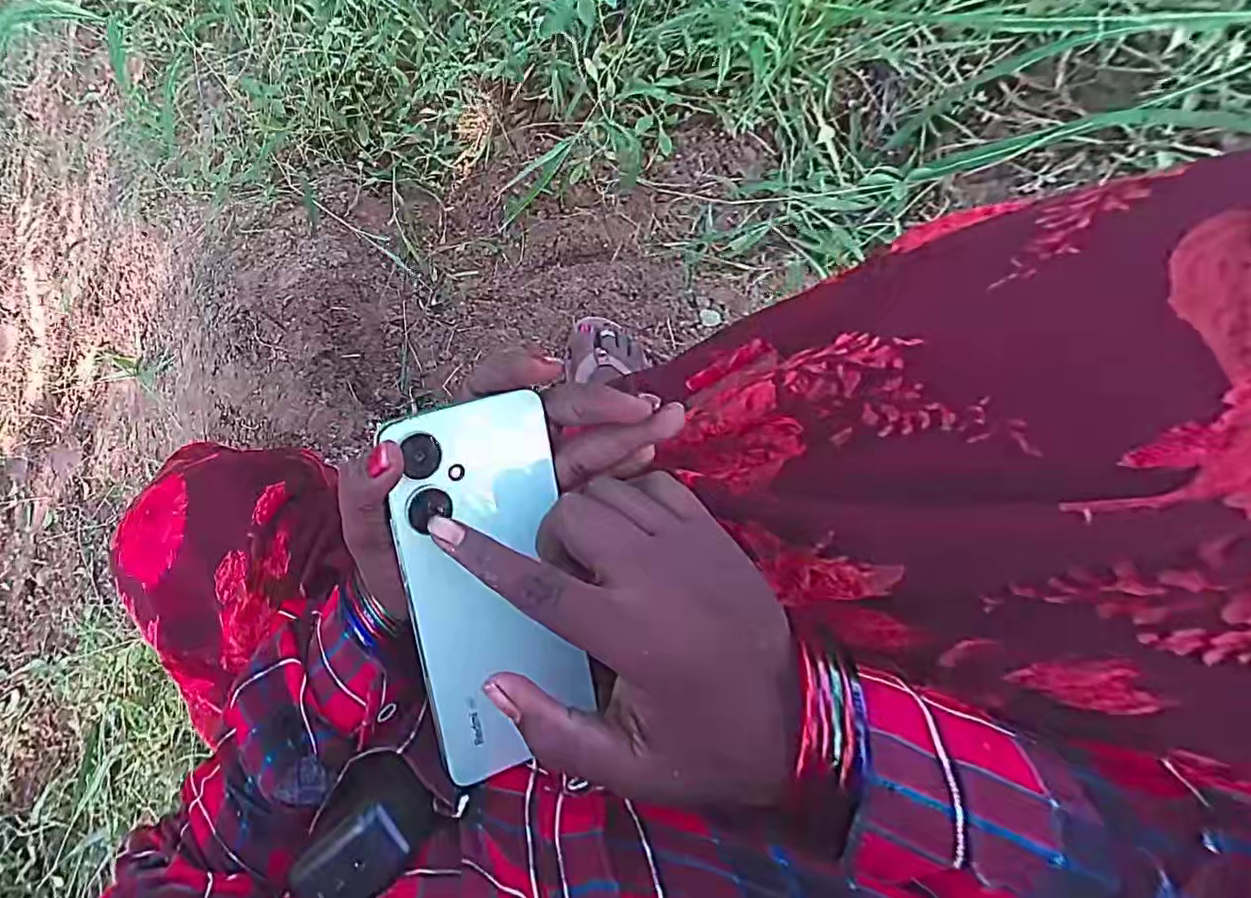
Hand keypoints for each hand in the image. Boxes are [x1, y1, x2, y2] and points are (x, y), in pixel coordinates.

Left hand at [335, 347, 688, 623]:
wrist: (410, 609)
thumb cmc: (386, 555)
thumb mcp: (364, 522)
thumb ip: (363, 488)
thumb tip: (386, 454)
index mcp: (451, 442)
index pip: (482, 393)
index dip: (512, 373)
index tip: (544, 370)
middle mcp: (494, 455)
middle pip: (544, 416)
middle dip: (588, 405)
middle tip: (631, 408)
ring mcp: (524, 484)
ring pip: (576, 449)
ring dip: (620, 434)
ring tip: (661, 425)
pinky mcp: (547, 519)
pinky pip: (586, 492)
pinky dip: (618, 474)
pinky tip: (647, 464)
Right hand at [427, 473, 796, 806]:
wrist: (809, 720)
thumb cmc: (709, 745)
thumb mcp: (631, 768)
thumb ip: (555, 735)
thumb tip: (496, 684)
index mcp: (633, 637)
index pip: (538, 586)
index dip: (481, 556)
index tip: (441, 527)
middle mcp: (658, 578)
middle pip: (569, 517)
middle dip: (551, 539)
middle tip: (569, 577)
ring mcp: (691, 545)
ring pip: (604, 491)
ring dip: (586, 517)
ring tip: (603, 559)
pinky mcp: (713, 529)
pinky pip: (649, 481)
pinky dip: (628, 498)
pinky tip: (636, 535)